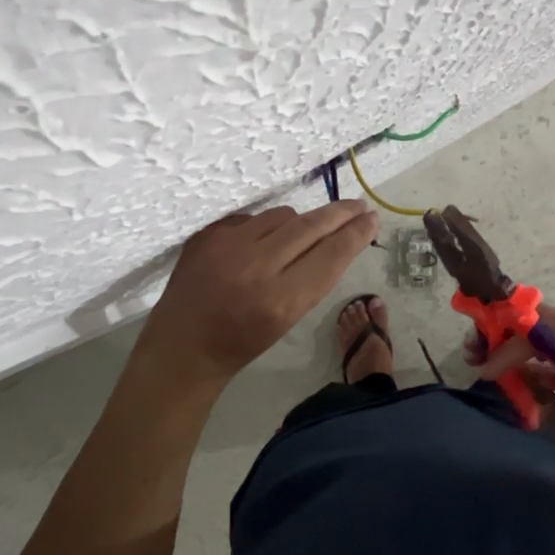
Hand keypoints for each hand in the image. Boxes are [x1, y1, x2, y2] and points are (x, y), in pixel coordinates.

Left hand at [139, 201, 379, 381]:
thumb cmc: (241, 343)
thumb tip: (336, 239)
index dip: (355, 234)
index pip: (330, 254)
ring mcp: (227, 246)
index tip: (371, 219)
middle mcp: (255, 266)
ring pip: (282, 216)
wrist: (183, 347)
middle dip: (340, 214)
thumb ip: (312, 279)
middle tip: (358, 207)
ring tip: (303, 236)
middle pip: (311, 226)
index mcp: (280, 300)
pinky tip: (260, 245)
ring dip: (299, 223)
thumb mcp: (287, 320)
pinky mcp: (207, 235)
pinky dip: (263, 229)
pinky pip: (250, 219)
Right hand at [476, 307, 554, 481]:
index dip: (512, 336)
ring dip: (518, 361)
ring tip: (487, 375)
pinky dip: (536, 380)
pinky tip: (519, 395)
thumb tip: (535, 407)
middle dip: (507, 341)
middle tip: (474, 358)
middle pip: (544, 332)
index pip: (549, 325)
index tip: (485, 359)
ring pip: (549, 353)